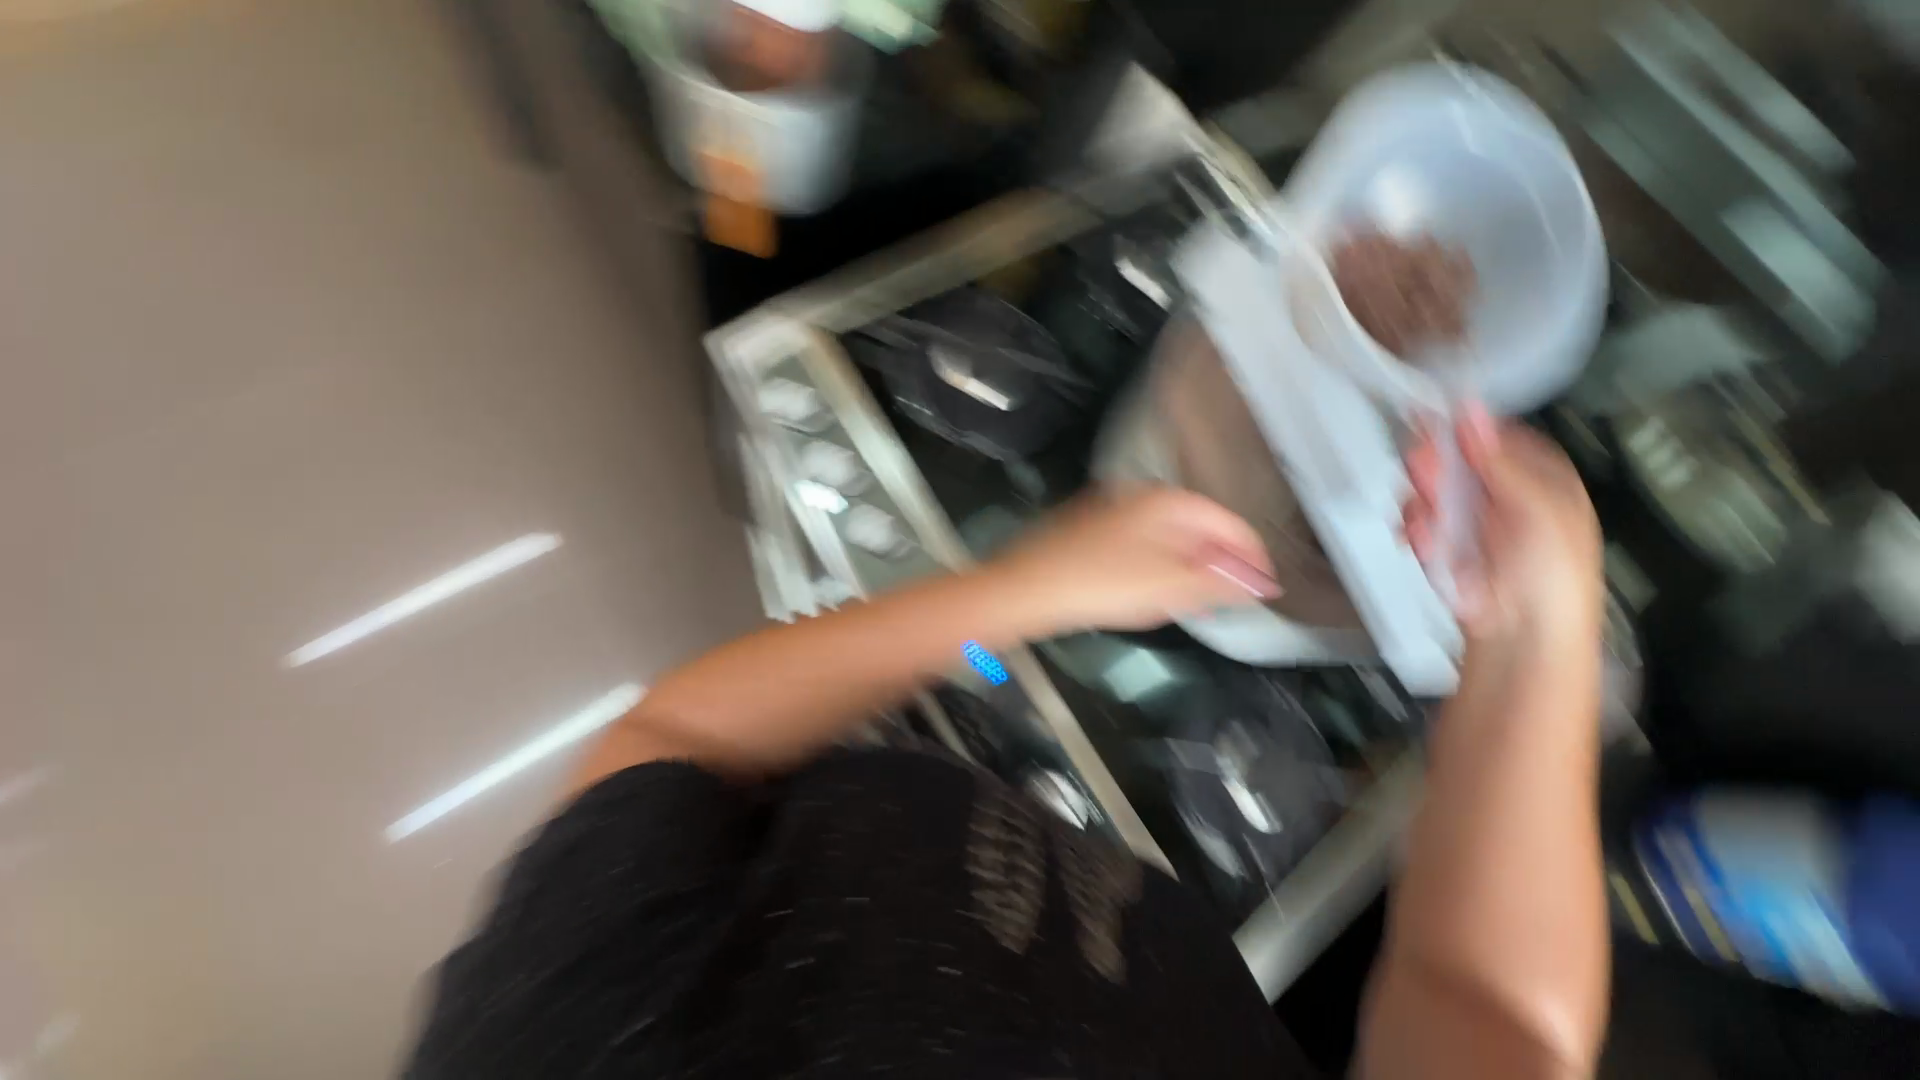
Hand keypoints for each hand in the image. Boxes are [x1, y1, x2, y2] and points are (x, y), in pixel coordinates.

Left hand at [989, 487, 1280, 632]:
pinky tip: (1154, 594)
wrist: (1026, 590)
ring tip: (1200, 600)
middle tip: (1235, 595)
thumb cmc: (1100, 584)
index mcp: (1166, 502)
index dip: (1251, 554)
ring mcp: (1113, 513)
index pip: (1228, 521)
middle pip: (1198, 526)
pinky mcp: (1092, 534)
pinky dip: (1160, 568)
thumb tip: (1262, 581)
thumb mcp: (1171, 587)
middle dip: (1221, 560)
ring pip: (1169, 537)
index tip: (1264, 585)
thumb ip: (1220, 582)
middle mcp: (1140, 498)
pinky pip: (1142, 547)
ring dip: (1191, 566)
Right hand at [1404, 408, 1601, 645]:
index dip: (1466, 429)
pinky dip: (1417, 531)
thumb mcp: (1538, 508)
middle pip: (1454, 462)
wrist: (1522, 637)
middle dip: (1435, 466)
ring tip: (1429, 517)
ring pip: (1429, 492)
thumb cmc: (1553, 580)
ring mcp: (1470, 523)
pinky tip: (1425, 539)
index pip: (1495, 438)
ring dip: (1422, 501)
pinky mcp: (1444, 548)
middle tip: (1423, 467)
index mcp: (1540, 480)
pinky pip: (1419, 526)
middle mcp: (1503, 497)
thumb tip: (1472, 416)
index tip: (1438, 420)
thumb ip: (1500, 462)